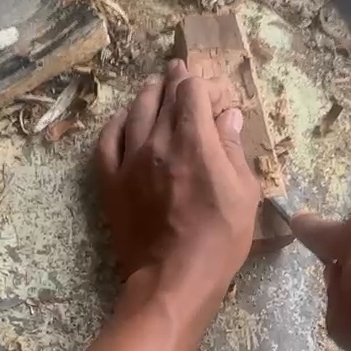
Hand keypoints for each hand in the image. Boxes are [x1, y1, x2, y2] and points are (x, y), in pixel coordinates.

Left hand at [96, 61, 259, 318]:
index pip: (191, 92)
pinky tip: (124, 119)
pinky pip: (107, 141)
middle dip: (172, 80)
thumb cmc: (219, 240)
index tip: (202, 82)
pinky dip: (116, 123)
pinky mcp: (111, 182)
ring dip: (145, 95)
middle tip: (176, 71)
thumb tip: (228, 118)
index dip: (198, 82)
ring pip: (134, 112)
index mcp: (194, 141)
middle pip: (162, 96)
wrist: (172, 279)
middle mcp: (157, 141)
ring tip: (152, 86)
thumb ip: (232, 150)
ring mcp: (129, 161)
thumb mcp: (244, 194)